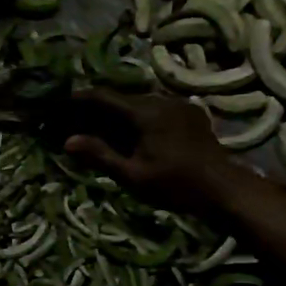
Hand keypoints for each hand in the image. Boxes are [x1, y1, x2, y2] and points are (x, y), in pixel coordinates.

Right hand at [62, 91, 244, 212]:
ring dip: (122, 113)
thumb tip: (67, 141)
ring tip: (105, 127)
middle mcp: (162, 100)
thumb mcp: (133, 176)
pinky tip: (136, 132)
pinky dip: (141, 116)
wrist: (223, 189)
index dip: (81, 99)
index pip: (104, 96)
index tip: (62, 102)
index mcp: (146, 112)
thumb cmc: (175, 185)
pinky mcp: (191, 113)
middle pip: (123, 98)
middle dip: (100, 108)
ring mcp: (179, 105)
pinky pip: (158, 108)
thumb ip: (100, 156)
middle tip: (81, 121)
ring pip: (141, 103)